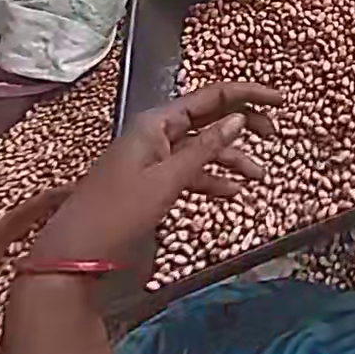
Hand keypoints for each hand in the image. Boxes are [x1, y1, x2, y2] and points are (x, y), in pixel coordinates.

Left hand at [30, 82, 280, 262]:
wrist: (73, 258)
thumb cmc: (118, 212)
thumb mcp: (168, 179)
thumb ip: (207, 147)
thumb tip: (240, 117)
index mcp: (158, 121)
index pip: (213, 96)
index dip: (249, 95)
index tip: (282, 101)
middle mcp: (159, 132)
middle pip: (211, 118)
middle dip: (244, 124)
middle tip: (274, 135)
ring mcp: (156, 156)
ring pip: (205, 147)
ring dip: (233, 158)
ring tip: (258, 177)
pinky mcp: (154, 180)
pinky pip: (192, 170)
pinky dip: (213, 178)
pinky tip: (231, 193)